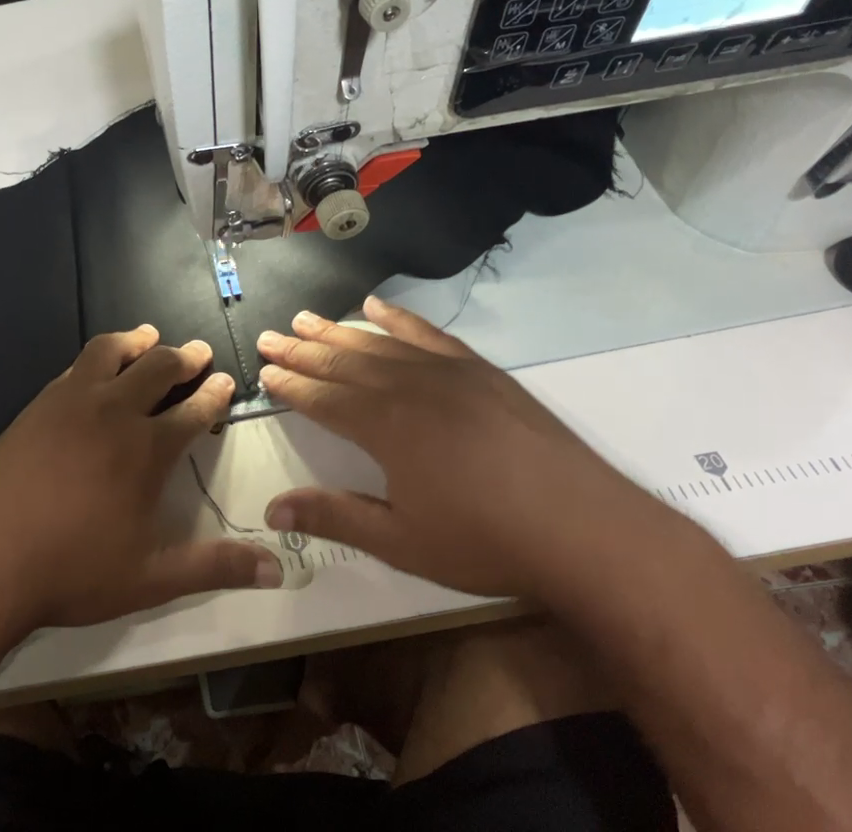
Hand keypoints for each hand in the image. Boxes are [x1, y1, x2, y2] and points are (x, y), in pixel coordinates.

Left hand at [0, 326, 281, 630]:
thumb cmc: (71, 571)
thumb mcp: (150, 578)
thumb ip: (213, 568)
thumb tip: (277, 571)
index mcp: (146, 449)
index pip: (193, 410)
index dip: (214, 394)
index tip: (227, 380)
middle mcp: (111, 413)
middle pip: (157, 369)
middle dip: (184, 357)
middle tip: (198, 350)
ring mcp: (67, 404)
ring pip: (109, 353)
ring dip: (136, 341)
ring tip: (149, 336)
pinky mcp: (34, 408)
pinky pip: (72, 369)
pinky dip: (94, 359)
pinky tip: (92, 369)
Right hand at [255, 297, 670, 598]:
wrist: (587, 530)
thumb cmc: (487, 542)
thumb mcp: (402, 541)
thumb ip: (335, 518)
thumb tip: (271, 512)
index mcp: (388, 428)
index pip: (324, 399)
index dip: (291, 386)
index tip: (264, 371)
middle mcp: (413, 389)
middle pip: (346, 363)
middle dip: (304, 351)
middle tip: (271, 336)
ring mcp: (453, 375)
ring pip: (383, 344)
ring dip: (341, 332)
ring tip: (308, 319)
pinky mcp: (485, 374)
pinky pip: (432, 337)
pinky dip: (401, 320)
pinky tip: (380, 308)